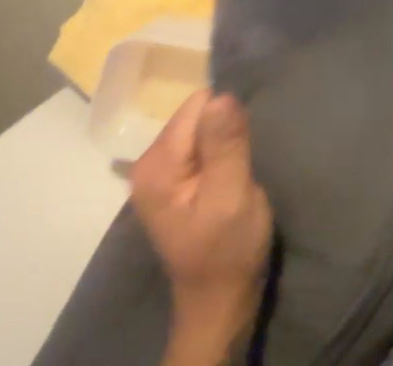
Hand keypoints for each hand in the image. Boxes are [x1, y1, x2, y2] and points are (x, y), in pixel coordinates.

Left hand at [131, 90, 273, 364]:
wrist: (219, 297)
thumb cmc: (228, 249)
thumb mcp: (233, 196)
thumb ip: (226, 146)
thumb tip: (223, 95)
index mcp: (157, 164)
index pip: (198, 106)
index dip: (228, 120)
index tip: (244, 146)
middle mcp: (148, 163)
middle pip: (196, 115)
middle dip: (226, 130)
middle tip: (242, 164)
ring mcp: (159, 173)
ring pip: (200, 128)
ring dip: (225, 143)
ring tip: (239, 169)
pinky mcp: (174, 181)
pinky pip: (200, 145)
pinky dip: (220, 153)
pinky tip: (230, 175)